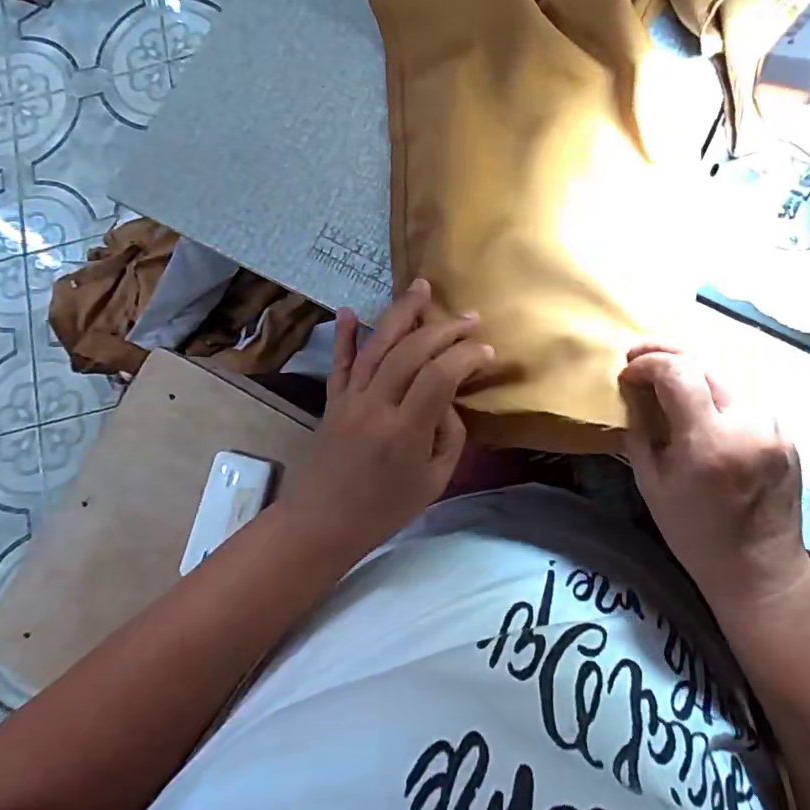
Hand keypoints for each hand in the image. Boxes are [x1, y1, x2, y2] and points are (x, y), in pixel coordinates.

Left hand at [275, 280, 493, 550]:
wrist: (323, 522)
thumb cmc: (385, 509)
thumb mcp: (434, 481)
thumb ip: (448, 436)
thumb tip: (447, 399)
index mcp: (404, 430)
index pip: (439, 377)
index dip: (466, 358)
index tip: (486, 351)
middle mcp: (375, 406)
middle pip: (410, 352)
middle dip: (443, 329)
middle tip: (470, 317)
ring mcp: (349, 399)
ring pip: (376, 346)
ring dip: (400, 314)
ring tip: (421, 287)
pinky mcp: (331, 400)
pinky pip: (339, 362)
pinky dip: (345, 335)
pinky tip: (349, 310)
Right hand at [620, 343, 809, 615]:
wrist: (759, 569)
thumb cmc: (694, 533)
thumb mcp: (651, 482)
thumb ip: (641, 431)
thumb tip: (634, 395)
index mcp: (710, 440)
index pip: (677, 371)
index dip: (646, 364)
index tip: (626, 374)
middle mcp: (747, 424)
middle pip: (703, 364)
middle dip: (665, 355)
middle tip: (637, 358)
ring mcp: (773, 427)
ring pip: (724, 379)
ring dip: (691, 374)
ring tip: (665, 382)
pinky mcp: (785, 434)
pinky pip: (742, 400)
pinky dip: (715, 396)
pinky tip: (698, 408)